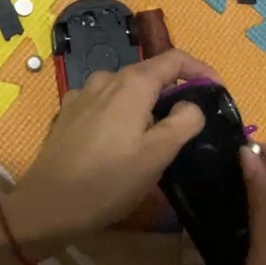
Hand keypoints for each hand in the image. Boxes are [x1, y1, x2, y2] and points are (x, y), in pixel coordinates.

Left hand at [3, 50, 210, 246]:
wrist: (47, 205)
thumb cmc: (108, 181)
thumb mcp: (157, 156)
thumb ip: (183, 123)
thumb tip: (192, 105)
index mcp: (132, 84)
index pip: (175, 59)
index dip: (201, 70)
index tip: (218, 91)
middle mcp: (106, 79)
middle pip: (150, 74)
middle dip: (175, 91)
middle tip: (193, 120)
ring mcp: (83, 94)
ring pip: (126, 90)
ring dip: (147, 104)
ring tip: (159, 133)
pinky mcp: (69, 113)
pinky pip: (105, 104)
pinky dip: (123, 114)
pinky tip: (123, 140)